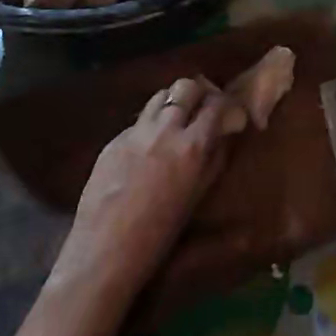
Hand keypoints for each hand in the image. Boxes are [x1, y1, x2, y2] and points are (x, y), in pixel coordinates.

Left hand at [50, 79, 243, 301]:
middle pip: (186, 87)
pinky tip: (151, 142)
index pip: (216, 105)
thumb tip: (224, 135)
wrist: (105, 248)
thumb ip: (213, 160)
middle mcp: (165, 129)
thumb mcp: (197, 196)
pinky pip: (139, 119)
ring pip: (160, 95)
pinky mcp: (114, 138)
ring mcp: (136, 131)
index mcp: (192, 146)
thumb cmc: (159, 234)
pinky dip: (151, 122)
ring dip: (174, 101)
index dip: (227, 104)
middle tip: (204, 107)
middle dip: (200, 92)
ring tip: (178, 118)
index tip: (230, 114)